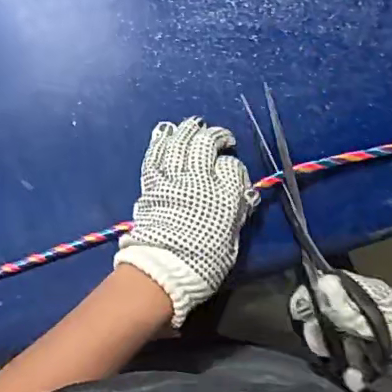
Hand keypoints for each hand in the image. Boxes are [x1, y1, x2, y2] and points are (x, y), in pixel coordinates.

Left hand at [114, 117, 260, 326]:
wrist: (164, 266)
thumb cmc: (204, 260)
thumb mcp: (231, 236)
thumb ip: (235, 209)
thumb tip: (240, 194)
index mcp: (224, 196)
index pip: (232, 167)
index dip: (232, 165)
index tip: (231, 167)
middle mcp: (198, 180)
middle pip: (205, 145)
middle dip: (214, 136)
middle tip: (219, 137)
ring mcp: (172, 178)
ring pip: (179, 144)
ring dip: (187, 131)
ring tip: (193, 125)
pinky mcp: (151, 182)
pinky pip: (156, 154)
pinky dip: (160, 141)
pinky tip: (165, 132)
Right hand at [289, 271, 391, 391]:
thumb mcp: (388, 326)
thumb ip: (349, 309)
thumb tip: (321, 280)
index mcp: (369, 297)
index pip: (327, 288)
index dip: (312, 298)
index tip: (304, 316)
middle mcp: (364, 317)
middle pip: (324, 317)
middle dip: (321, 334)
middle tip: (321, 348)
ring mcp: (368, 344)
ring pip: (333, 345)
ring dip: (337, 358)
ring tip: (354, 372)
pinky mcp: (374, 369)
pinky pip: (348, 369)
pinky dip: (351, 376)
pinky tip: (360, 382)